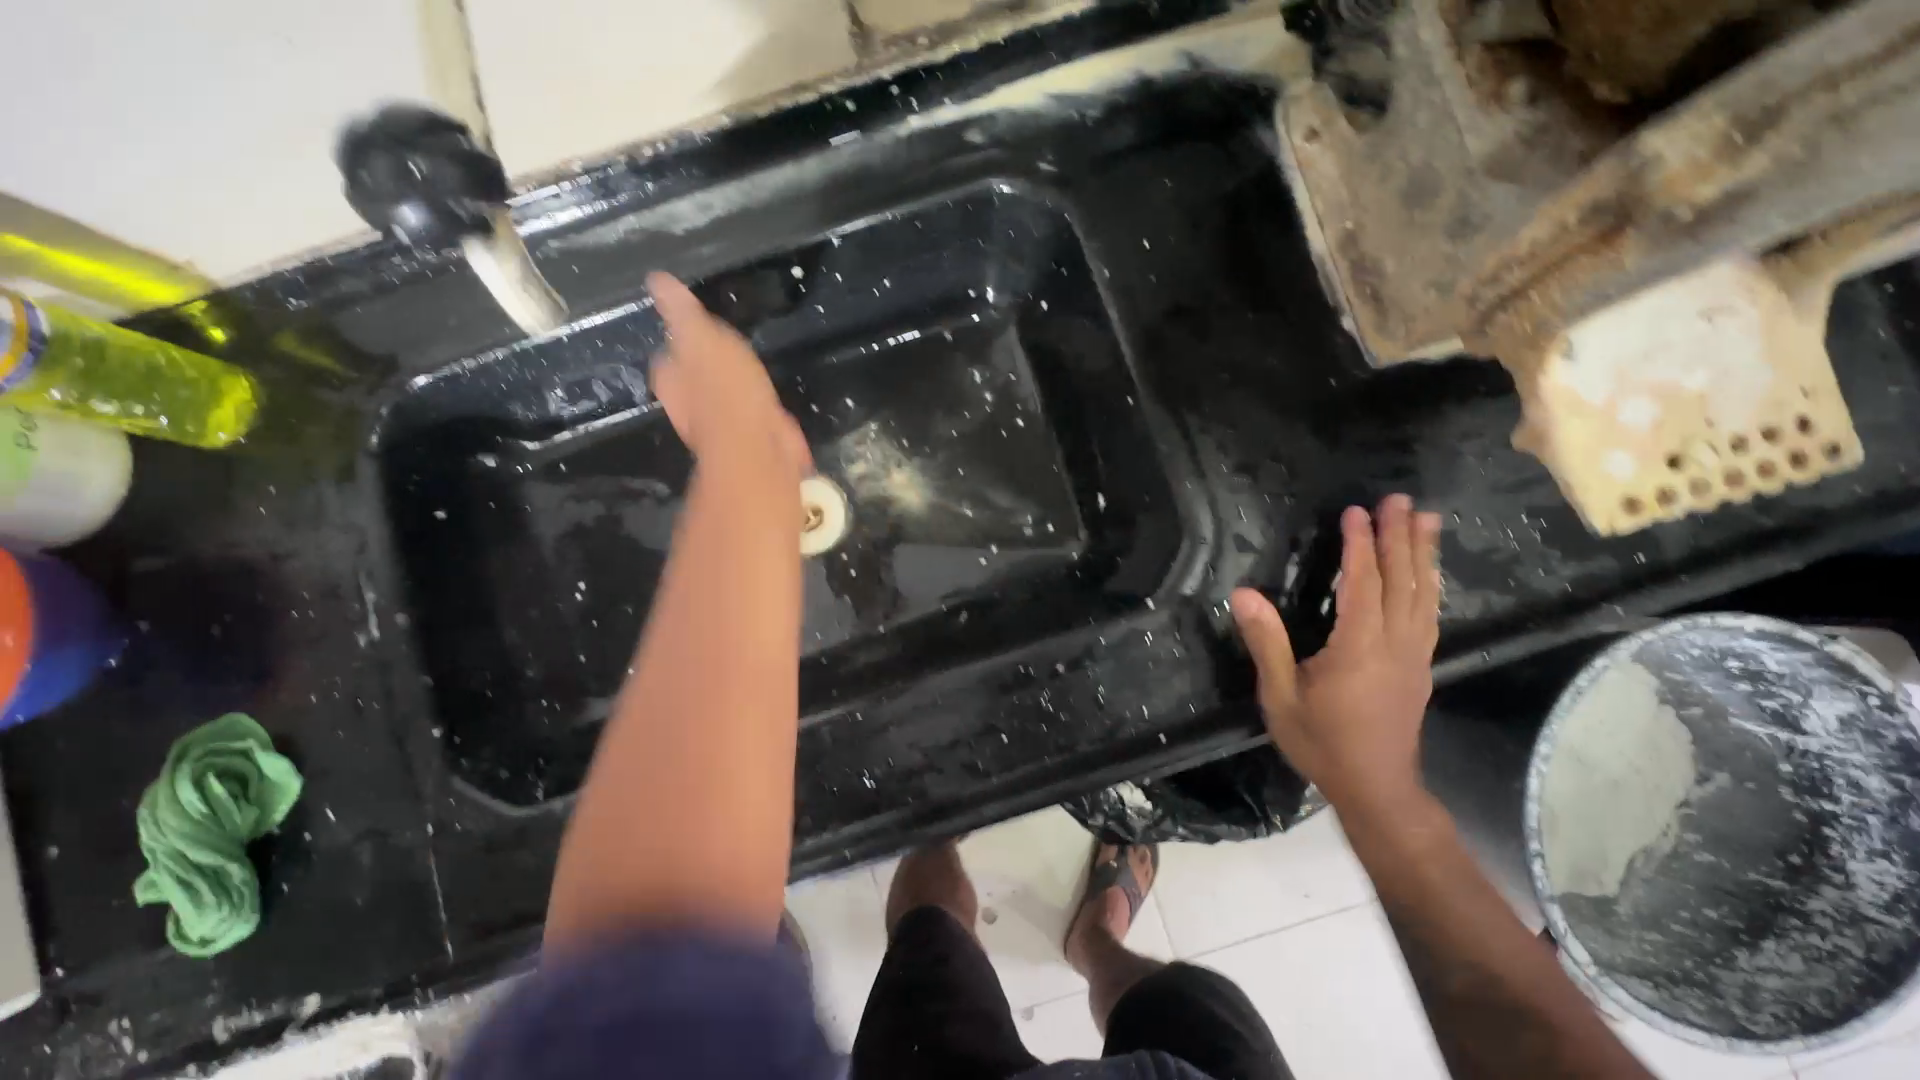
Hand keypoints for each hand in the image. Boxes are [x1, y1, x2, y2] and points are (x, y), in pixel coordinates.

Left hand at [647, 272, 810, 474]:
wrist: (757, 445)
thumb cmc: (724, 388)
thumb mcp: (702, 336)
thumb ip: (681, 310)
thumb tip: (655, 278)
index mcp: (670, 378)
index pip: (669, 350)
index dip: (682, 337)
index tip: (698, 323)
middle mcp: (687, 404)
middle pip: (695, 376)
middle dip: (709, 364)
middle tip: (729, 343)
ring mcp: (718, 424)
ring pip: (724, 395)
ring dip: (735, 384)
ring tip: (751, 365)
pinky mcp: (748, 437)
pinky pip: (751, 411)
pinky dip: (758, 403)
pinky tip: (769, 395)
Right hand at [1230, 495, 1441, 813]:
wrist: (1376, 787)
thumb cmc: (1321, 742)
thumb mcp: (1281, 696)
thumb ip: (1267, 642)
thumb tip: (1243, 593)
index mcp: (1359, 646)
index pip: (1363, 583)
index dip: (1361, 544)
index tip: (1357, 511)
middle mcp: (1395, 643)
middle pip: (1402, 579)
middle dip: (1401, 536)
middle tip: (1402, 499)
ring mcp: (1414, 655)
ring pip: (1424, 594)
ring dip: (1424, 554)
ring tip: (1429, 520)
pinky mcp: (1421, 668)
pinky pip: (1429, 615)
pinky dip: (1430, 586)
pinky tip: (1429, 575)